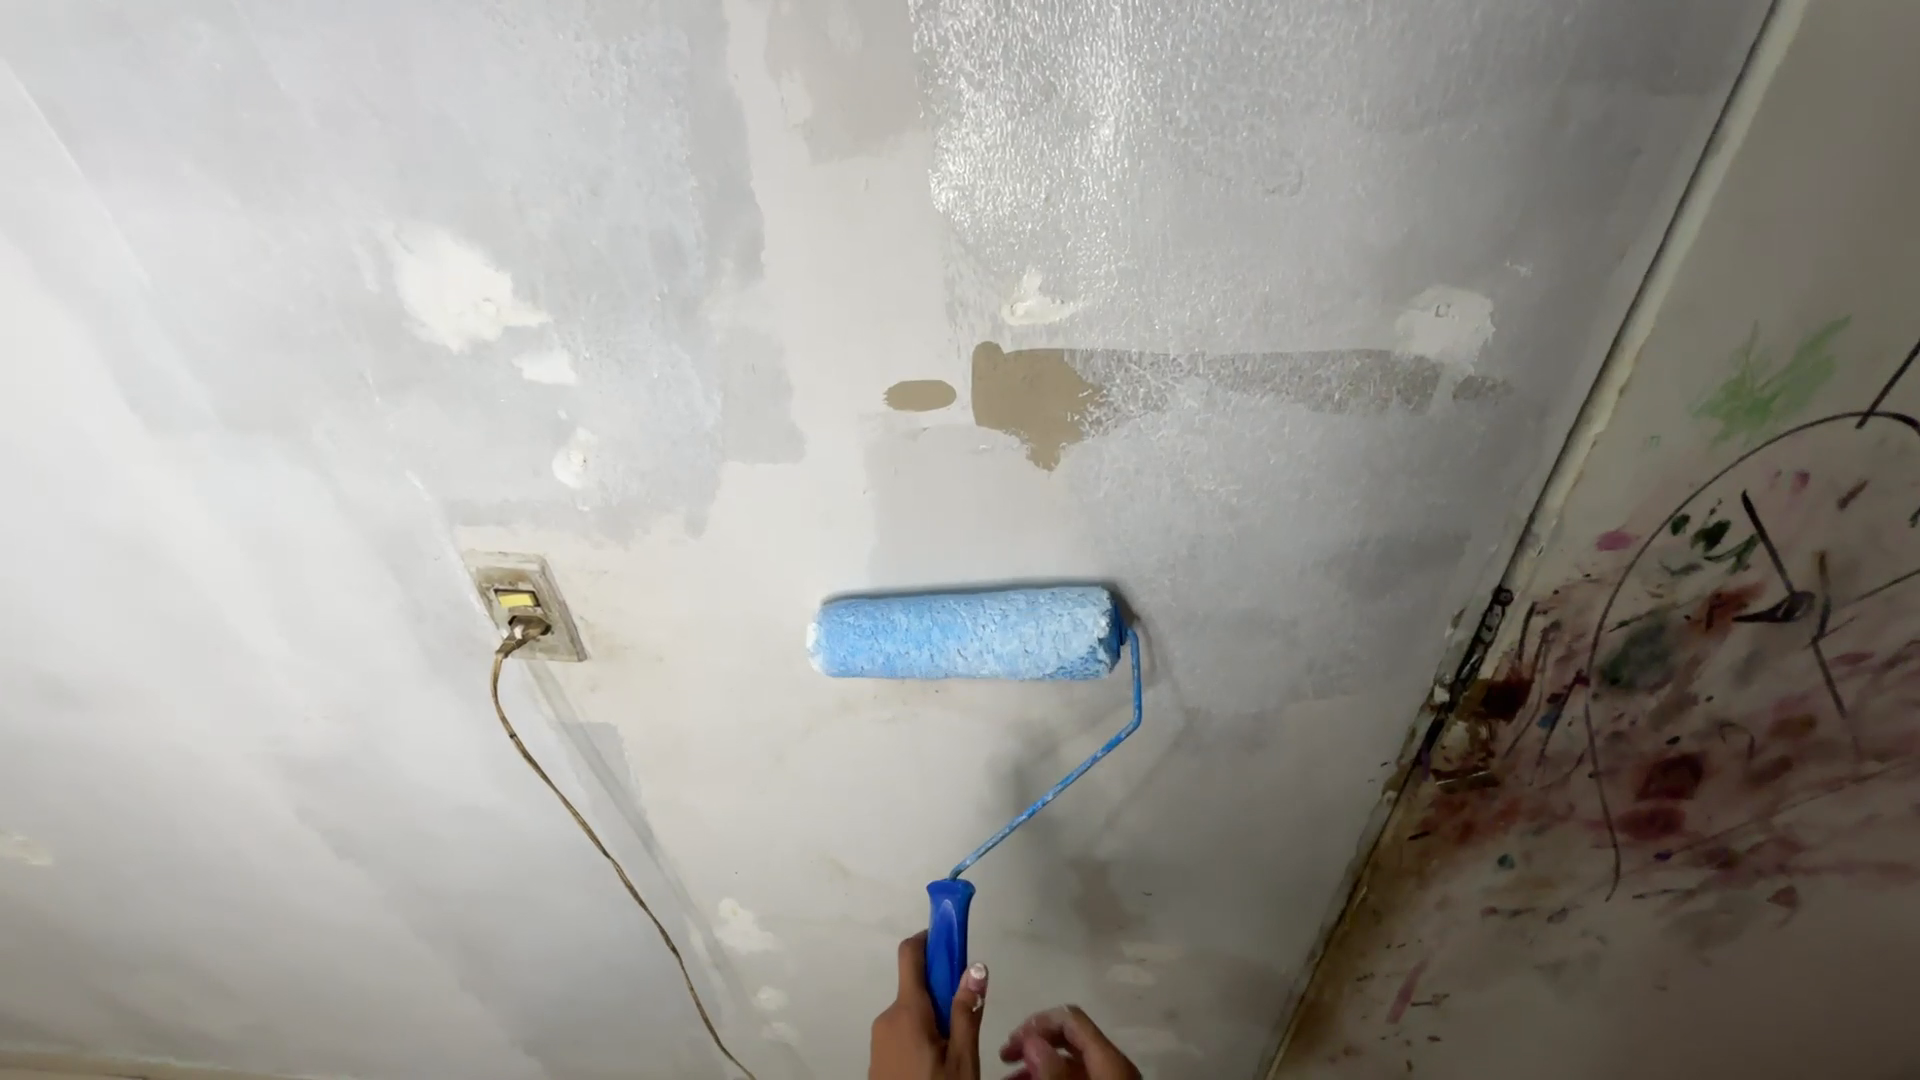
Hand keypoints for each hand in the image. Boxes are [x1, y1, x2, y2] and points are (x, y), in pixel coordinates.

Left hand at [870, 932, 989, 1079]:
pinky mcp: (877, 1059)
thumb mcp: (961, 1060)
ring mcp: (878, 1039)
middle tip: (964, 1026)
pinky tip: (933, 1066)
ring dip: (932, 1020)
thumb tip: (976, 967)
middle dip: (941, 996)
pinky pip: (901, 1033)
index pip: (910, 953)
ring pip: (911, 1013)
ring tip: (951, 1055)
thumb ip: (967, 1013)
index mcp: (907, 1010)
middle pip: (917, 988)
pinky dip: (919, 1038)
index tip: (952, 944)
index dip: (930, 940)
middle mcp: (887, 1017)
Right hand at [999, 1006, 1140, 1079]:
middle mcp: (1111, 1059)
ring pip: (1069, 1059)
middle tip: (1006, 1054)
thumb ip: (1054, 1069)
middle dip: (1033, 1041)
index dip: (1038, 1021)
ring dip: (1038, 1061)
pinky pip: (1076, 1075)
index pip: (1070, 1016)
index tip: (1012, 1038)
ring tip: (1009, 1075)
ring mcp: (1110, 1075)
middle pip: (1068, 1035)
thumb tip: (1031, 1038)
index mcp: (1109, 1053)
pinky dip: (1051, 1075)